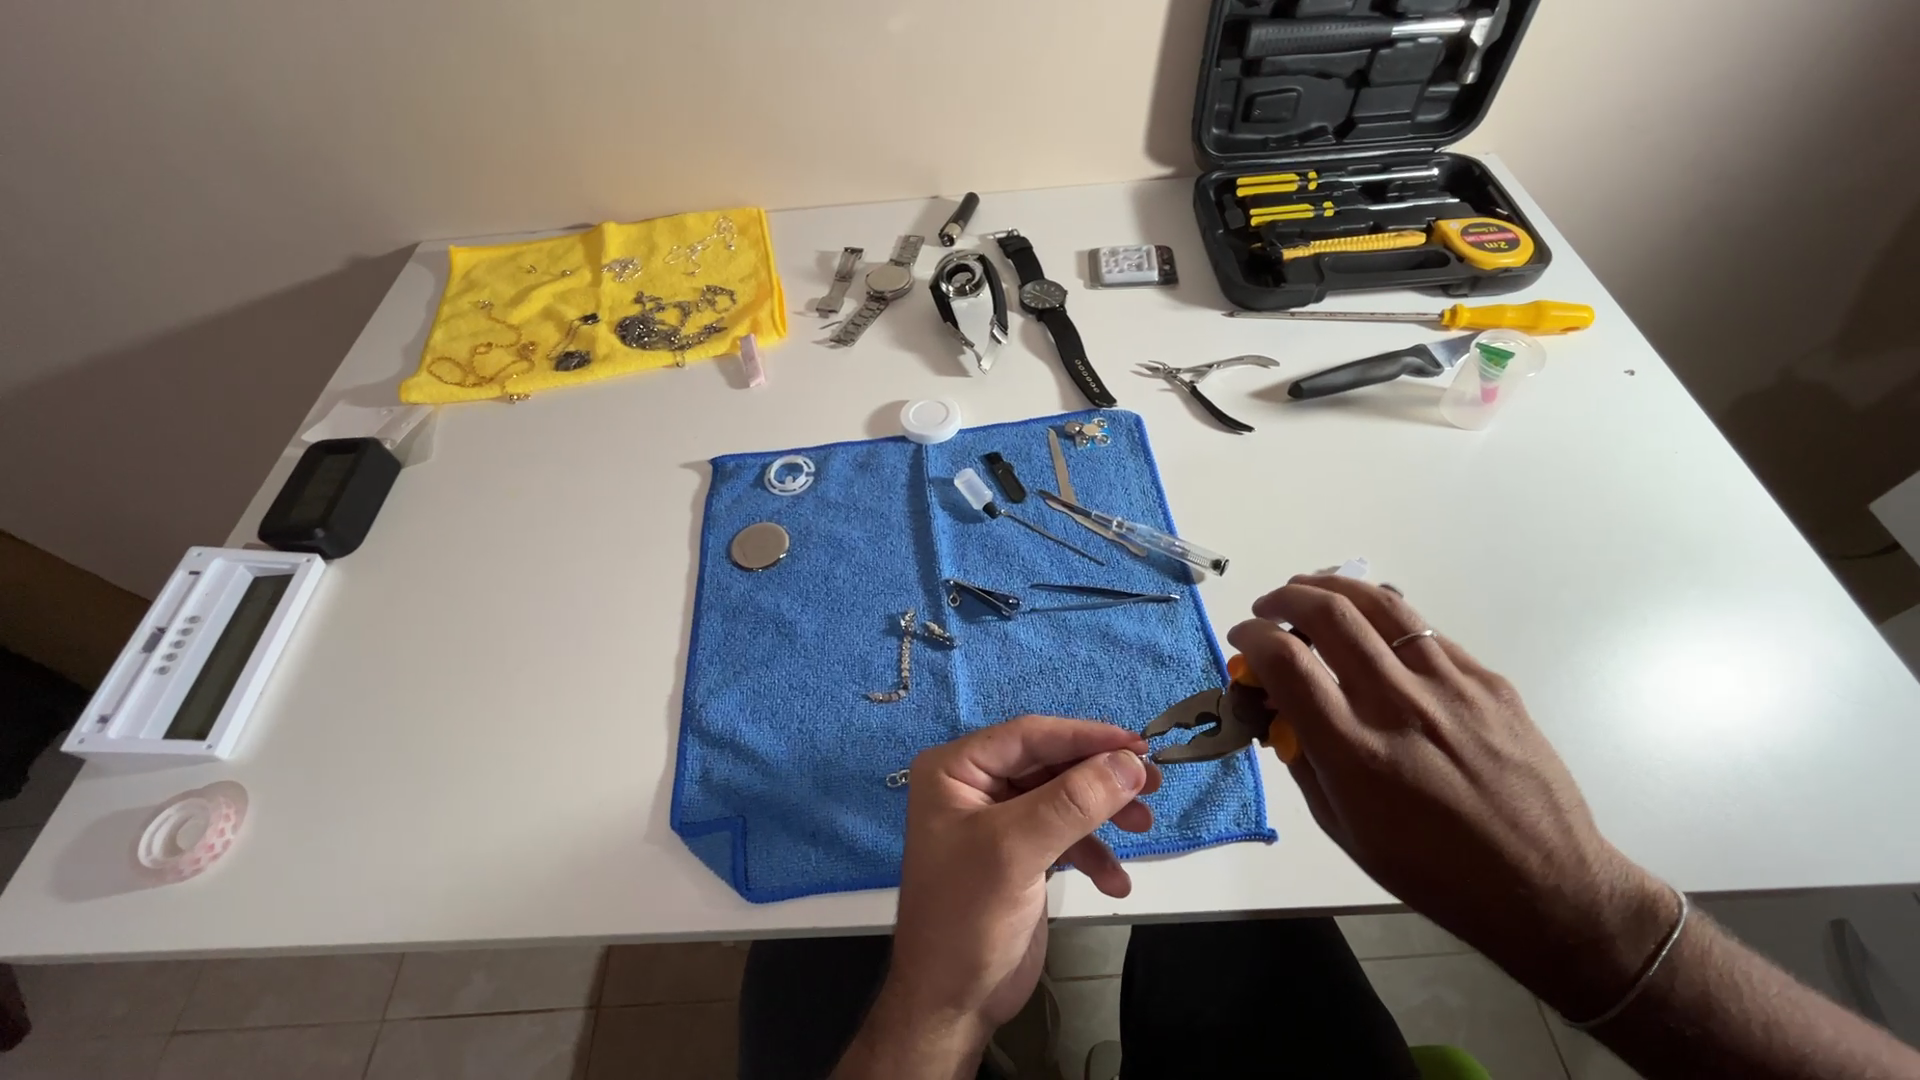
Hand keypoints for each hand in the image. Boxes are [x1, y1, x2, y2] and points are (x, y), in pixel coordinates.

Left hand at [841, 716, 1159, 1077]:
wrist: (951, 1003)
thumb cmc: (967, 916)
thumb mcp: (1017, 850)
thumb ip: (1074, 801)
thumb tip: (1130, 762)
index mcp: (956, 769)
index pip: (1029, 736)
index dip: (1085, 737)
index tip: (1138, 745)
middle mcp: (975, 786)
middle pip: (1050, 764)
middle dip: (1100, 778)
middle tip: (1153, 784)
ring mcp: (998, 821)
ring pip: (1063, 798)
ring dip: (1104, 814)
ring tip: (1144, 827)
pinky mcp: (1019, 855)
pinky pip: (1064, 836)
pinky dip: (1093, 854)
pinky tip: (1115, 882)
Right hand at [1226, 574, 1675, 1020]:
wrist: (1545, 886)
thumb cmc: (1428, 869)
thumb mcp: (1340, 824)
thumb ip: (1299, 756)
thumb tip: (1275, 705)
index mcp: (1354, 752)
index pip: (1286, 661)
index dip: (1253, 636)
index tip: (1243, 638)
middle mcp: (1400, 706)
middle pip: (1330, 615)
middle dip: (1285, 598)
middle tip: (1269, 607)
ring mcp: (1451, 688)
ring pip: (1381, 604)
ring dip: (1332, 587)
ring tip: (1310, 590)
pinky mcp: (1488, 682)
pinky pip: (1424, 632)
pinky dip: (1383, 619)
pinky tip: (1371, 629)